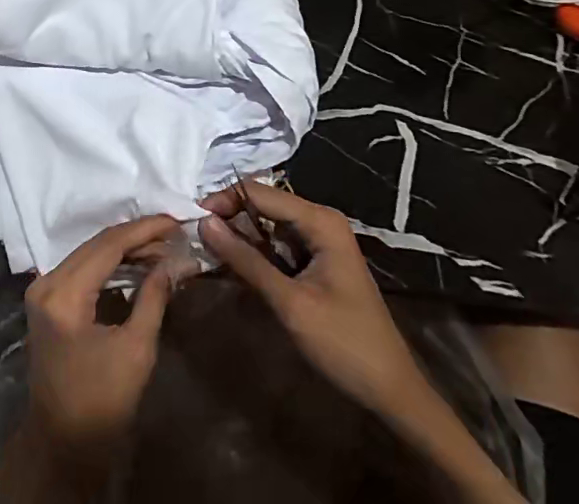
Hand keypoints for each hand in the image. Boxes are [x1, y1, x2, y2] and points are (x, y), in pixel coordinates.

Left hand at [23, 215, 179, 454]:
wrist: (62, 442)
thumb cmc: (101, 400)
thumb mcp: (136, 347)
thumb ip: (154, 295)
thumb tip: (175, 261)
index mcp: (64, 294)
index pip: (109, 245)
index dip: (145, 230)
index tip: (177, 221)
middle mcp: (46, 283)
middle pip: (98, 244)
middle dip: (138, 236)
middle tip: (174, 234)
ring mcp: (43, 291)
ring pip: (90, 252)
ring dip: (126, 248)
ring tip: (163, 248)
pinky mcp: (47, 301)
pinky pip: (83, 268)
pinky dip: (111, 263)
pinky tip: (138, 264)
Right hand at [198, 183, 429, 416]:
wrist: (388, 386)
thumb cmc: (343, 342)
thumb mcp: (289, 302)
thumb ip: (246, 260)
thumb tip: (205, 223)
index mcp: (321, 221)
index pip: (261, 193)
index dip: (225, 201)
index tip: (190, 219)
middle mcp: (321, 220)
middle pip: (265, 205)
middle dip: (230, 217)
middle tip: (194, 237)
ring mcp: (320, 240)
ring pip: (269, 225)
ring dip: (240, 235)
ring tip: (205, 249)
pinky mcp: (316, 260)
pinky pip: (278, 244)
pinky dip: (255, 252)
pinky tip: (232, 263)